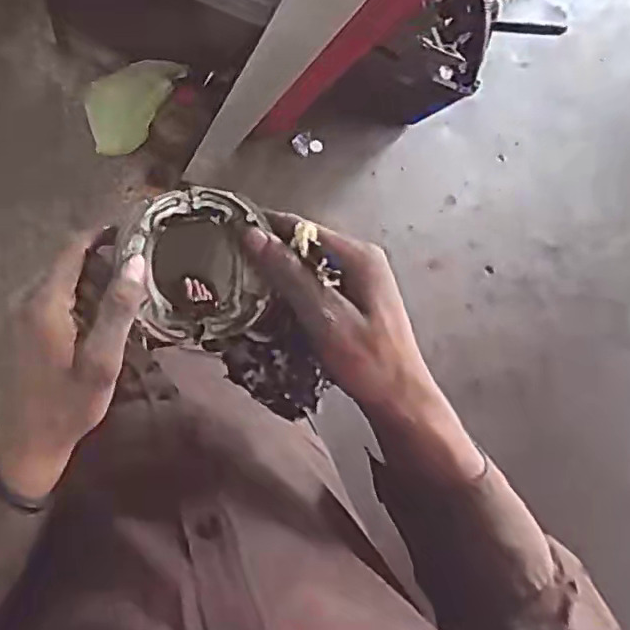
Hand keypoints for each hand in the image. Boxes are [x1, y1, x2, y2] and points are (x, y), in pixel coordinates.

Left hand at [0, 233, 146, 500]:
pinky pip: (52, 298)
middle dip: (102, 265)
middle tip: (135, 284)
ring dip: (90, 286)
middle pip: (67, 262)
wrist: (26, 445)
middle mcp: (26, 298)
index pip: (72, 246)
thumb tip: (136, 261)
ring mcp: (19, 312)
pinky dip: (77, 301)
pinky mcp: (20, 326)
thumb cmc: (68, 405)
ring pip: (61, 280)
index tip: (132, 233)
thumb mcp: (102, 361)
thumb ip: (118, 309)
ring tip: (121, 309)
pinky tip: (96, 327)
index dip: (102, 234)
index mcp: (45, 301)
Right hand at [240, 212, 484, 483]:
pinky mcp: (351, 296)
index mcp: (358, 255)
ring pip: (305, 262)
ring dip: (277, 269)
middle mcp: (359, 258)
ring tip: (241, 277)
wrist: (400, 403)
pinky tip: (269, 298)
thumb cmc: (367, 362)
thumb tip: (252, 234)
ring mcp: (357, 277)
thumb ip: (289, 274)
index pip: (300, 226)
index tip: (228, 232)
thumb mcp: (324, 316)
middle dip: (268, 249)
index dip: (264, 226)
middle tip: (229, 258)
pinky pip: (312, 279)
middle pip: (302, 242)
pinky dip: (290, 285)